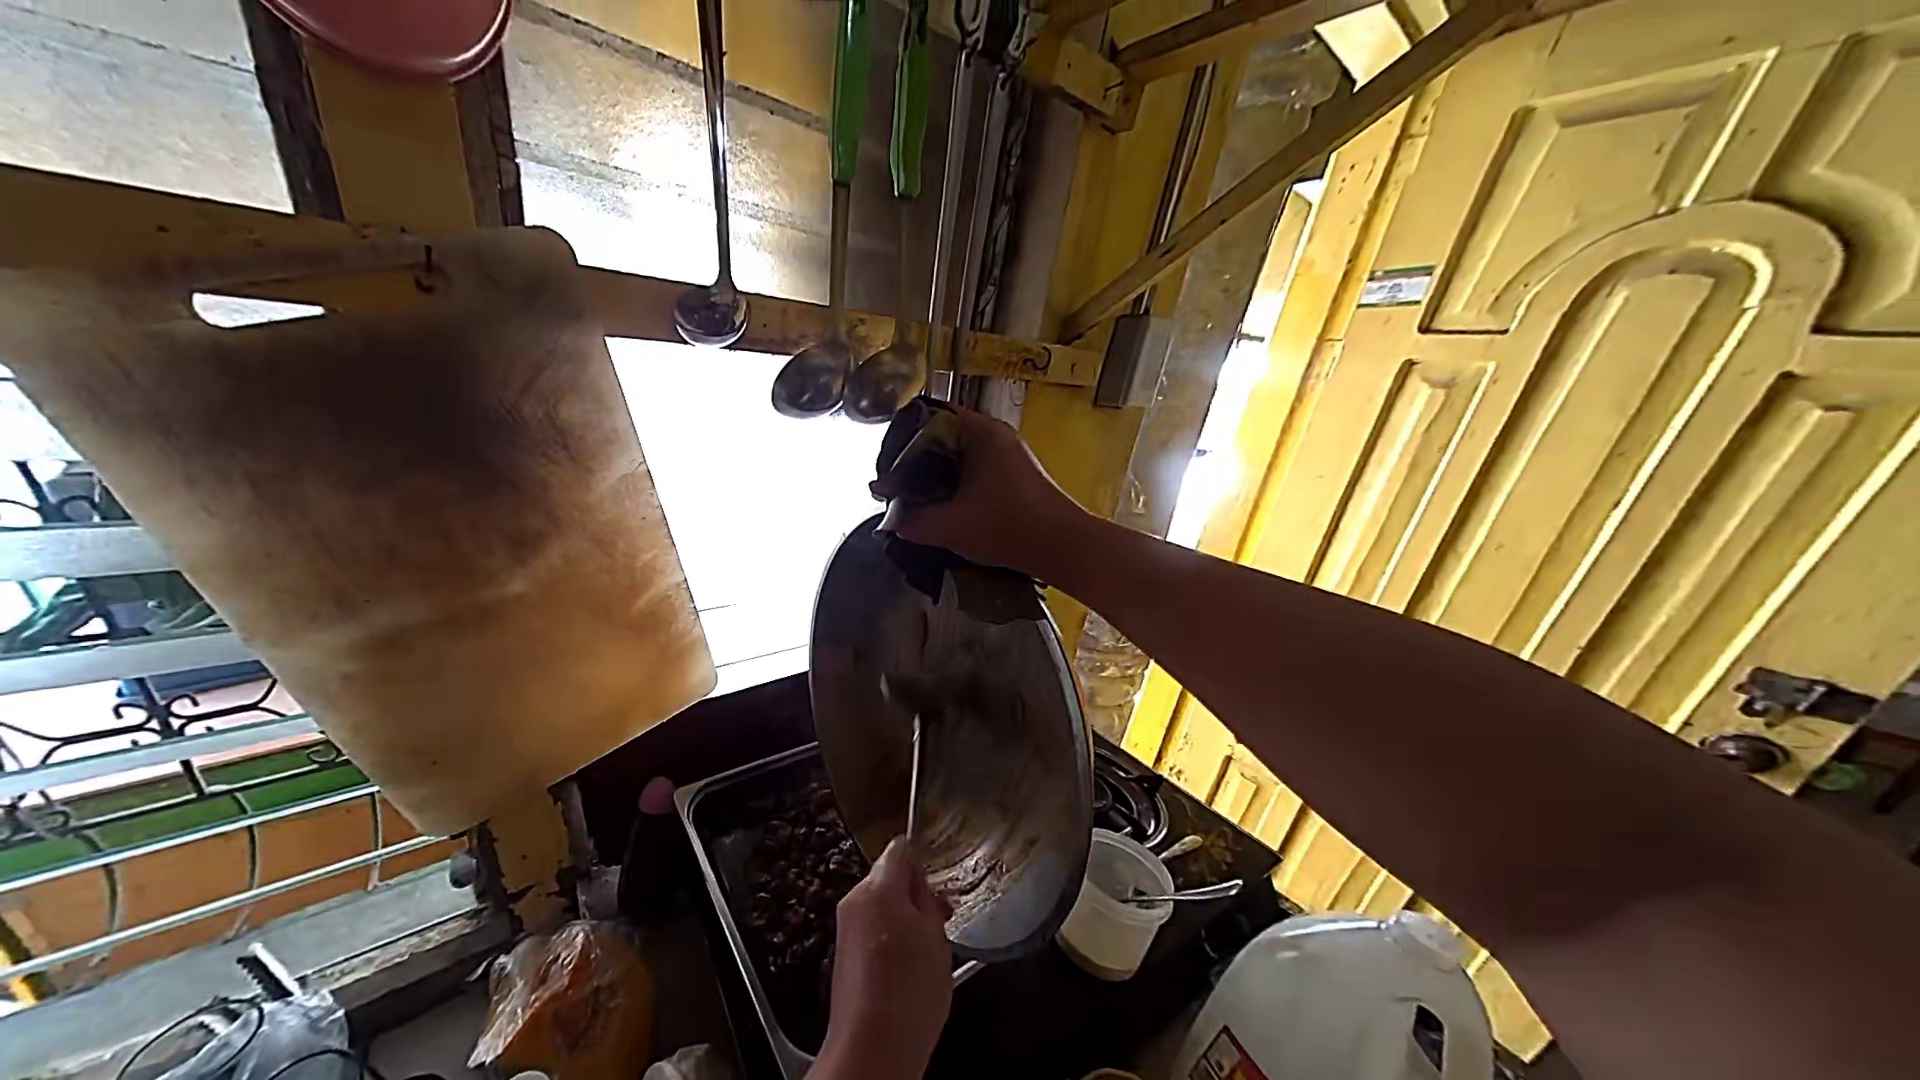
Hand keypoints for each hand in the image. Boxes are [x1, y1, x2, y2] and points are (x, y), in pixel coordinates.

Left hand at [814, 837, 953, 1079]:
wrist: (872, 1051)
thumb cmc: (908, 993)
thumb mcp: (936, 937)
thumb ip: (929, 901)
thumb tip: (924, 888)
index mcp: (878, 888)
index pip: (900, 848)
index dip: (923, 856)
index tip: (939, 873)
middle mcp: (856, 900)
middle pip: (888, 875)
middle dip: (914, 891)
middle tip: (940, 916)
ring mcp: (846, 927)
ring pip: (881, 903)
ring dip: (903, 915)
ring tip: (927, 947)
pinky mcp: (844, 954)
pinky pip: (872, 928)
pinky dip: (890, 937)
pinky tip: (908, 966)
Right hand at [890, 408, 1089, 577]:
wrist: (1064, 548)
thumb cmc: (1010, 528)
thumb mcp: (951, 527)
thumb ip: (912, 522)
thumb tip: (891, 522)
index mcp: (981, 432)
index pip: (929, 416)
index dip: (903, 439)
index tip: (889, 466)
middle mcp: (995, 435)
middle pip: (942, 436)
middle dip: (917, 461)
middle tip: (897, 486)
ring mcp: (1007, 455)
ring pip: (958, 456)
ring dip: (936, 476)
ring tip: (915, 499)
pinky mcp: (1014, 476)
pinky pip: (974, 470)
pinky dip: (955, 485)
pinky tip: (944, 508)